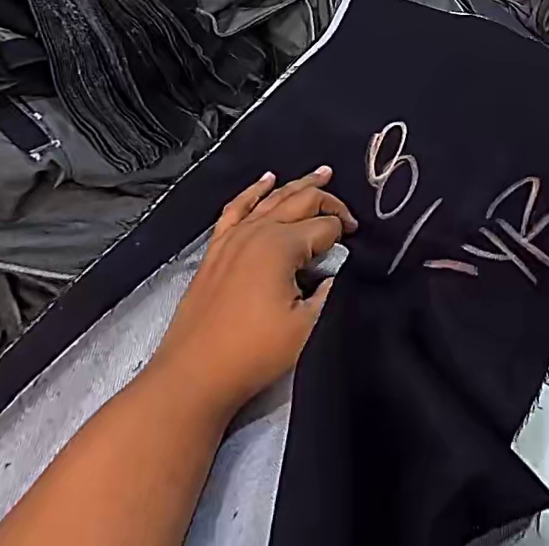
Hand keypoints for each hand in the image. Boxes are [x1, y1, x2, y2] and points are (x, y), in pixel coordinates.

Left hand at [153, 167, 356, 415]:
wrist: (193, 377)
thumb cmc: (252, 353)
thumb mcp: (305, 326)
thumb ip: (327, 291)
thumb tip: (334, 271)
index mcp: (281, 246)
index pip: (324, 226)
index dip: (344, 231)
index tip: (355, 241)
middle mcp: (257, 232)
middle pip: (301, 201)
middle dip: (329, 201)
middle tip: (348, 211)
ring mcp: (233, 238)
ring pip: (272, 198)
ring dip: (298, 184)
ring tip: (321, 173)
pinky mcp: (216, 249)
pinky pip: (236, 208)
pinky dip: (253, 191)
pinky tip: (265, 181)